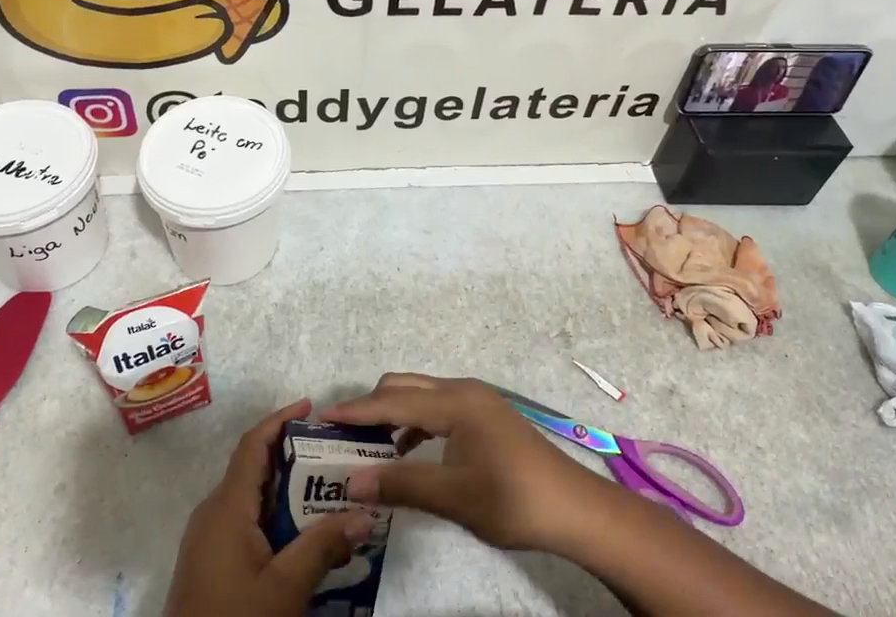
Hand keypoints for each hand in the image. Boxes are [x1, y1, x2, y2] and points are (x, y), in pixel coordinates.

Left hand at [165, 398, 371, 616]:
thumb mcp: (285, 587)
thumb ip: (323, 547)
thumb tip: (366, 513)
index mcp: (226, 507)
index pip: (252, 446)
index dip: (278, 420)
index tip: (310, 406)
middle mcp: (213, 513)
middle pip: (254, 469)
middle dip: (293, 457)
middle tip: (334, 454)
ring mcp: (209, 538)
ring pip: (252, 499)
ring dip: (287, 492)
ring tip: (329, 493)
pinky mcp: (210, 561)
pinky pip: (246, 522)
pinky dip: (275, 517)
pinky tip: (304, 536)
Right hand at [323, 373, 609, 554]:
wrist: (573, 509)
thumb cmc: (513, 500)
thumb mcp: (453, 496)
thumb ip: (400, 484)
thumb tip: (351, 481)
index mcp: (455, 402)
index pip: (392, 400)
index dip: (355, 410)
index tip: (321, 416)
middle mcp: (463, 390)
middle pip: (404, 387)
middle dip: (371, 405)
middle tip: (342, 434)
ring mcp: (477, 401)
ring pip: (421, 395)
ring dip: (393, 413)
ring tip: (368, 444)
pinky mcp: (485, 416)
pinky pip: (437, 407)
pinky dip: (414, 422)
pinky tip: (406, 451)